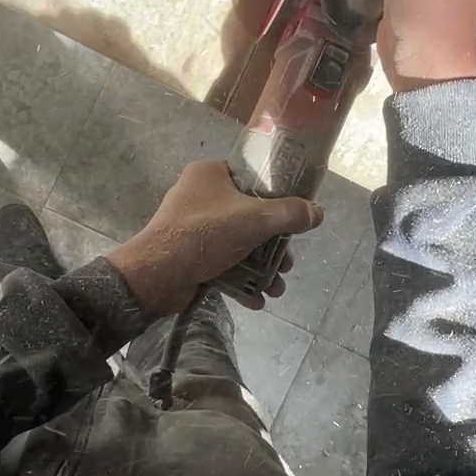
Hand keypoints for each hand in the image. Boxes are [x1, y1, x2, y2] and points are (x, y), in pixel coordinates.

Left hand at [106, 161, 322, 314]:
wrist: (156, 275)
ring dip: (260, 268)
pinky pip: (222, 263)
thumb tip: (318, 212)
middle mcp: (200, 196)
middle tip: (287, 264)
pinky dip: (240, 280)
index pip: (251, 179)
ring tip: (276, 289)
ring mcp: (192, 228)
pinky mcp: (189, 255)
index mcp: (210, 174)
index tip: (294, 219)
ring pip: (238, 244)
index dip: (276, 198)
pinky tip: (257, 300)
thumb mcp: (256, 219)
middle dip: (272, 246)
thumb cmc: (206, 234)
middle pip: (249, 217)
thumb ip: (290, 214)